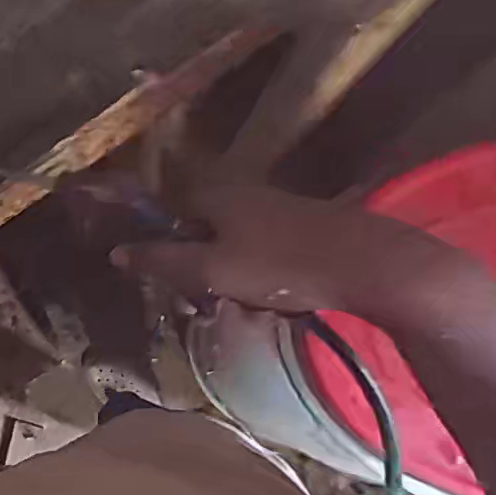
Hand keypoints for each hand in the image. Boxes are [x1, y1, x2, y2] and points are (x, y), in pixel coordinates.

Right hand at [108, 183, 485, 326]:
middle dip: (191, 261)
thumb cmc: (281, 266)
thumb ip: (159, 261)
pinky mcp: (310, 227)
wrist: (379, 268)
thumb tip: (116, 251)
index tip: (157, 271)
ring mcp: (281, 209)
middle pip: (199, 227)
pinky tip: (267, 294)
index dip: (157, 240)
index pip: (167, 210)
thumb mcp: (208, 270)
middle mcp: (247, 193)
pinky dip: (253, 269)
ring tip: (231, 301)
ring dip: (222, 270)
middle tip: (194, 295)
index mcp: (217, 195)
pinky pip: (261, 247)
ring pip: (230, 240)